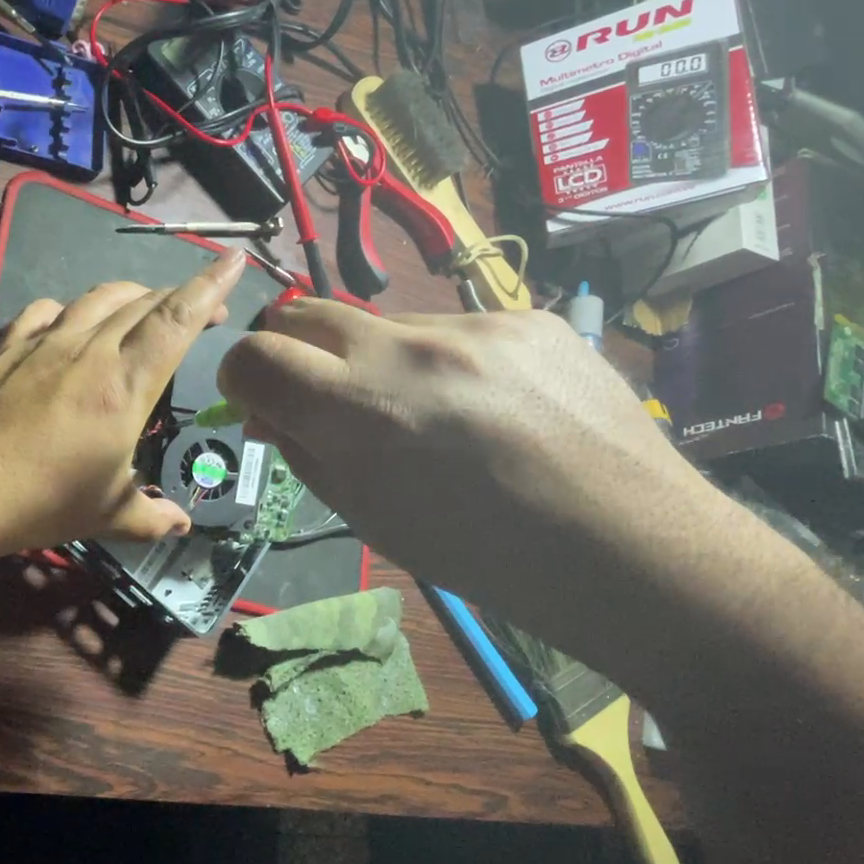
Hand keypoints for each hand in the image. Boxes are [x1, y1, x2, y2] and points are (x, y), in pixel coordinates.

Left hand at [0, 250, 246, 555]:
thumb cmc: (40, 504)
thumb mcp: (107, 516)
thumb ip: (151, 517)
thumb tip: (181, 524)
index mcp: (124, 386)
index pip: (176, 319)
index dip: (210, 287)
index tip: (235, 263)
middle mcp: (87, 352)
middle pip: (142, 302)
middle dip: (179, 296)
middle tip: (197, 310)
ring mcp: (42, 345)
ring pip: (95, 298)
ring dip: (129, 296)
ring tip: (142, 309)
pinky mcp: (6, 349)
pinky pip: (45, 311)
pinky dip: (70, 309)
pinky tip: (69, 323)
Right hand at [216, 300, 706, 614]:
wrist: (623, 544)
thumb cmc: (474, 551)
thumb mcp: (363, 514)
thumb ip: (303, 451)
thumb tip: (272, 412)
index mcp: (357, 409)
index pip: (253, 354)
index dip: (240, 377)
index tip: (259, 403)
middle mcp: (406, 347)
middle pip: (305, 312)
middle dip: (292, 351)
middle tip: (318, 397)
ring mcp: (473, 324)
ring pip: (380, 323)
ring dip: (373, 361)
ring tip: (425, 417)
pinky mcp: (527, 317)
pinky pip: (449, 328)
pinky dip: (438, 362)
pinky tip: (482, 408)